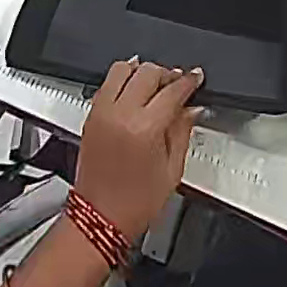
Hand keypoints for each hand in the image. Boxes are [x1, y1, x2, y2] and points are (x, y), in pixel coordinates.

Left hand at [73, 60, 201, 239]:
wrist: (100, 217)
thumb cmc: (134, 203)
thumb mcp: (171, 170)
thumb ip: (182, 131)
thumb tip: (192, 108)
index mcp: (144, 128)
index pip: (171, 90)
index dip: (188, 81)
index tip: (196, 77)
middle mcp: (119, 114)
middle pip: (147, 72)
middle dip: (167, 74)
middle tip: (178, 83)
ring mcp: (101, 112)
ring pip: (121, 69)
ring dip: (141, 71)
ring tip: (154, 83)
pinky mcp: (90, 115)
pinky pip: (106, 84)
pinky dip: (121, 80)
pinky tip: (133, 90)